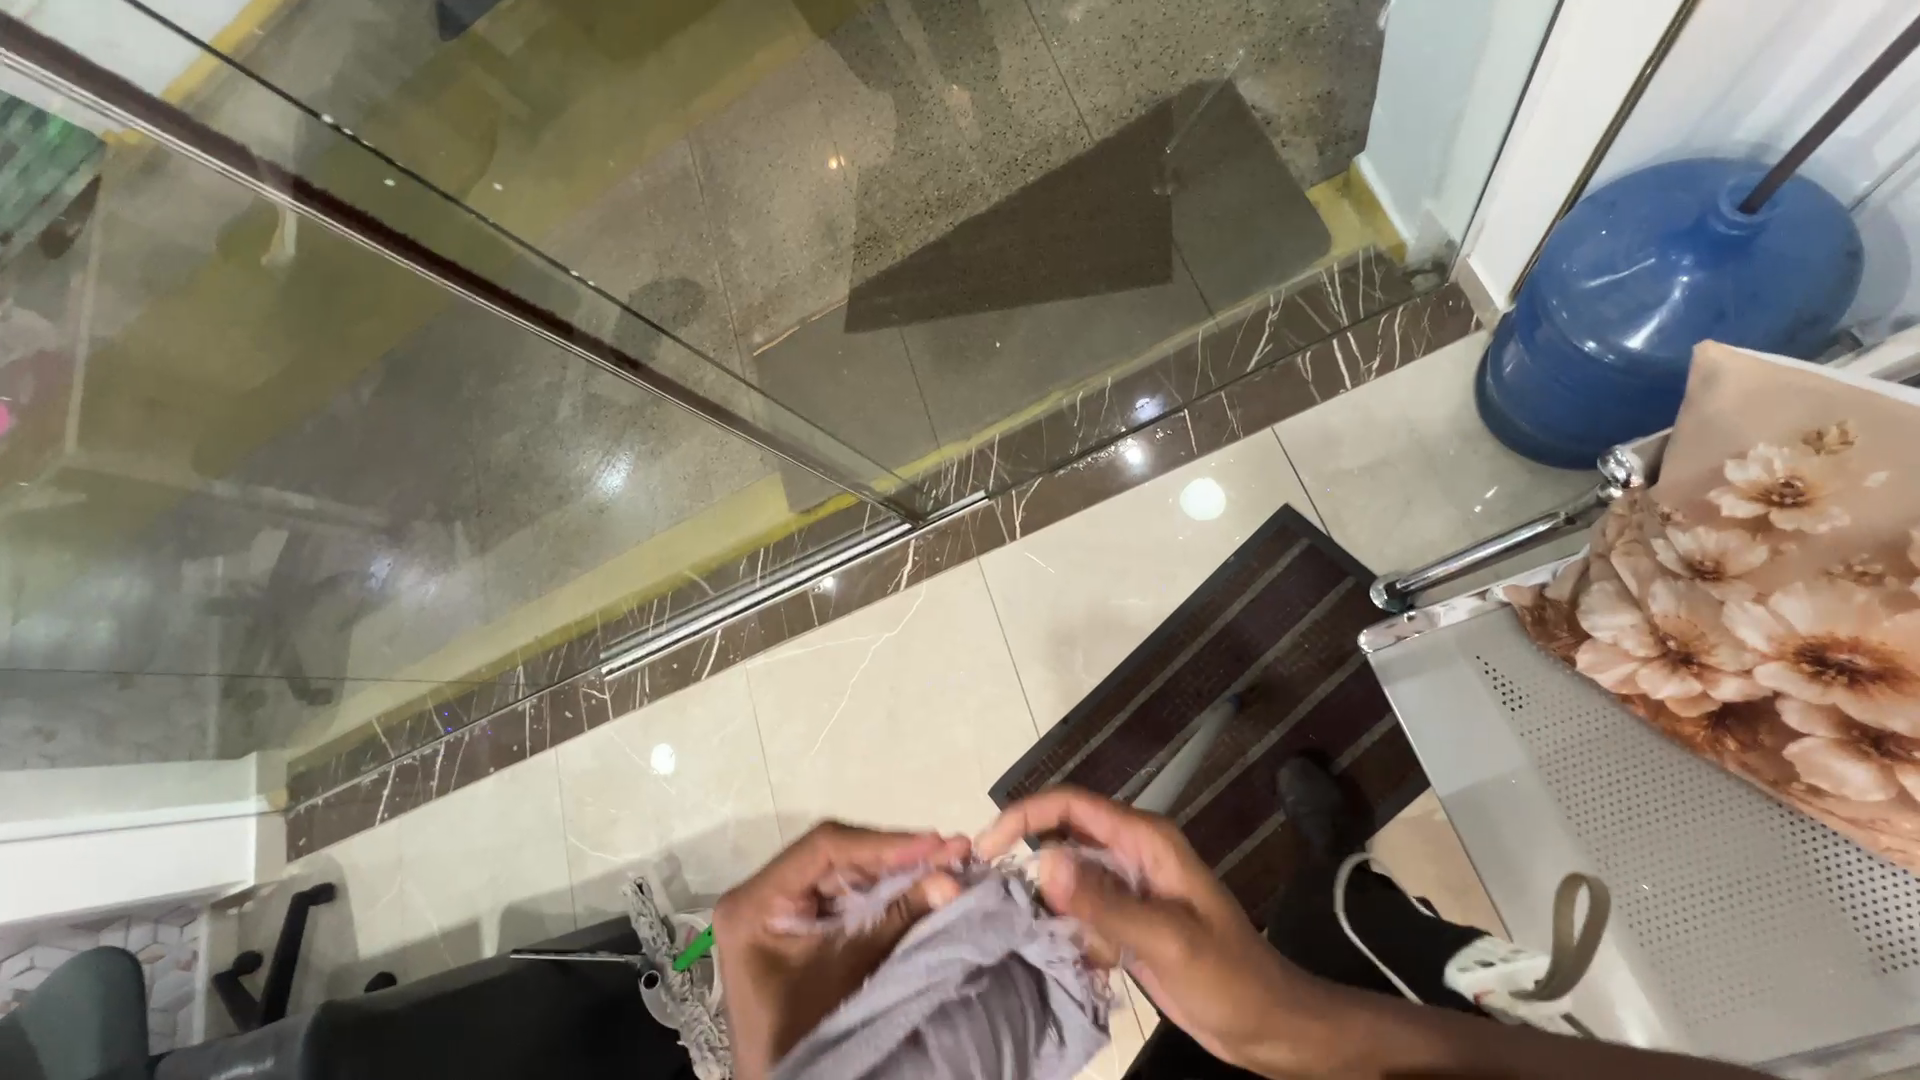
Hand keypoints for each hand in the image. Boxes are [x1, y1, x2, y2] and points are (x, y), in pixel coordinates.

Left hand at [714, 822, 967, 1079]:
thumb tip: (952, 879)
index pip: (823, 849)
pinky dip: (887, 887)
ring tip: (947, 857)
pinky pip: (848, 892)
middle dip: (898, 853)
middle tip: (952, 848)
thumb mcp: (848, 974)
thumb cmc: (802, 1033)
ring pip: (848, 869)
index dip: (882, 844)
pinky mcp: (804, 919)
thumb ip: (897, 920)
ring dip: (898, 866)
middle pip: (838, 854)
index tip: (933, 844)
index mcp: (754, 901)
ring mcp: (783, 904)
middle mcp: (764, 891)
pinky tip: (923, 878)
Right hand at [976, 786, 1318, 1071]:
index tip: (985, 849)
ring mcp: (1127, 888)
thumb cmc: (1228, 976)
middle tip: (986, 891)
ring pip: (1066, 876)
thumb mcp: (1166, 939)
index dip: (1023, 815)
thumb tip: (1042, 863)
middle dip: (1023, 856)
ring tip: (1012, 927)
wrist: (1269, 1027)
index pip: (1070, 805)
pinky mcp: (1125, 921)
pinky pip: (1079, 911)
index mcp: (1144, 839)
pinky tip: (1056, 956)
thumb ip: (1105, 902)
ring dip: (1041, 898)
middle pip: (1062, 836)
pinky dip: (1062, 928)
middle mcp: (1130, 854)